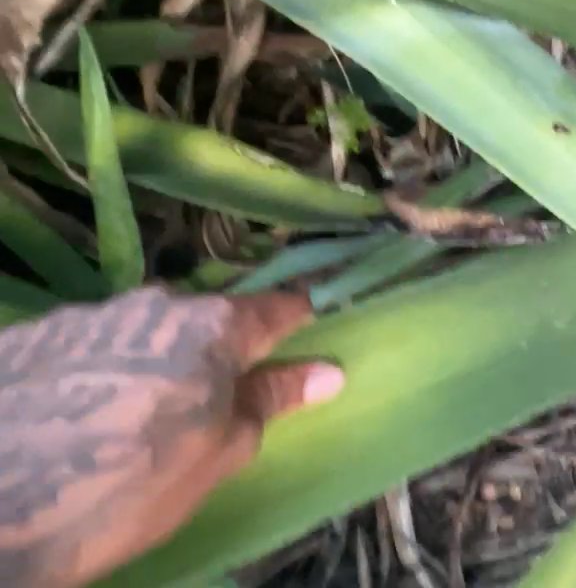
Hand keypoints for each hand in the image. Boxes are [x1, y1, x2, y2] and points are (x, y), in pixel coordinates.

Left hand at [0, 288, 342, 587]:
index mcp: (218, 324)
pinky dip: (80, 373)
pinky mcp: (15, 344)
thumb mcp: (217, 454)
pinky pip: (72, 349)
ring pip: (135, 331)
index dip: (296, 327)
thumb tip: (327, 372)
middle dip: (208, 349)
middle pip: (204, 318)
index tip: (295, 351)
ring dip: (142, 359)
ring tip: (116, 415)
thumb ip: (270, 401)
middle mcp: (156, 305)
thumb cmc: (123, 488)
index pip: (283, 308)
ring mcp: (80, 320)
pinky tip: (59, 417)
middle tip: (195, 402)